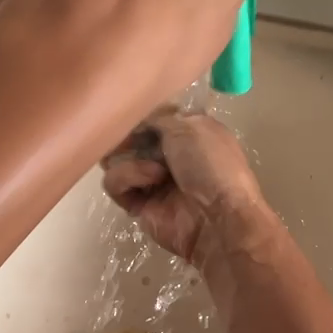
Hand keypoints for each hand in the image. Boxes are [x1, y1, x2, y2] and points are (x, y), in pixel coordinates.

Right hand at [102, 109, 275, 267]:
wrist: (218, 218)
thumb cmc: (211, 165)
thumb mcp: (189, 127)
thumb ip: (160, 118)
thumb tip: (142, 122)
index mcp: (190, 134)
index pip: (155, 120)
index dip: (142, 117)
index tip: (129, 114)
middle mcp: (171, 156)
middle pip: (133, 140)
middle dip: (128, 138)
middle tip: (126, 140)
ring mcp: (153, 181)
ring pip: (118, 161)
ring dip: (133, 162)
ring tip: (155, 171)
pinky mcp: (138, 204)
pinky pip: (115, 184)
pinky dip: (127, 179)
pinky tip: (150, 183)